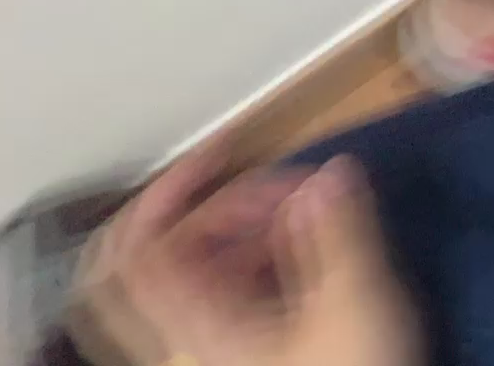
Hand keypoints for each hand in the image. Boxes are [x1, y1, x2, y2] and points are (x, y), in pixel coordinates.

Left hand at [74, 148, 418, 365]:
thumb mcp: (356, 301)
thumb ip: (339, 233)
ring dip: (234, 232)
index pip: (137, 255)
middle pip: (147, 265)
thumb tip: (328, 171)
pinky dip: (243, 259)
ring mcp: (194, 354)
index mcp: (196, 328)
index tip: (227, 149)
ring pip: (180, 279)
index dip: (168, 193)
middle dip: (208, 210)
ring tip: (298, 217)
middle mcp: (175, 343)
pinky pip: (207, 297)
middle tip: (279, 189)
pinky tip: (292, 254)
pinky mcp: (221, 356)